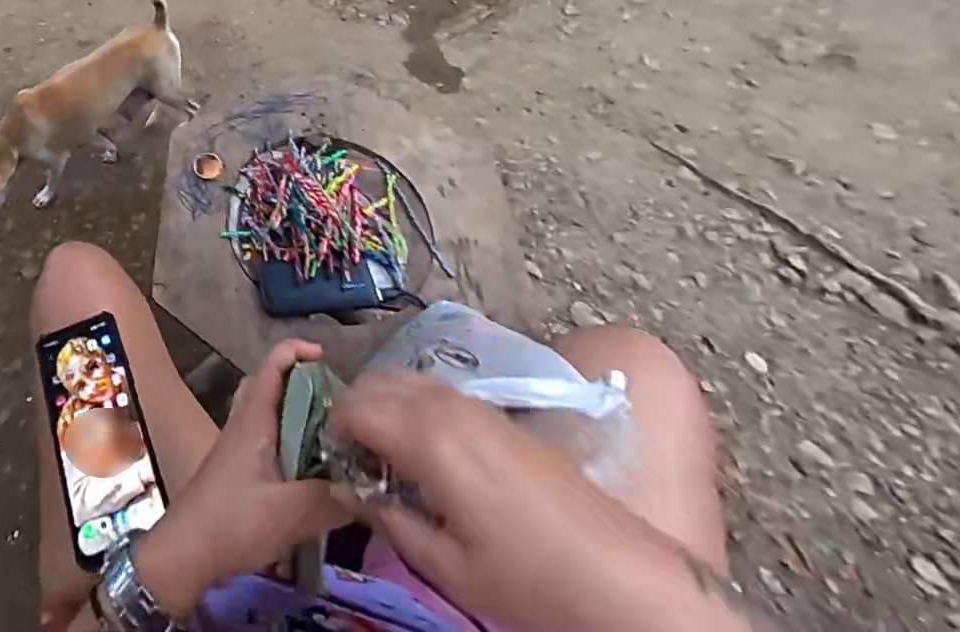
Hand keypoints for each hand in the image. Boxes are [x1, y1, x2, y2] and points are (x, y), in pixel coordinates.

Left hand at [132, 340, 348, 619]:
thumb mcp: (288, 513)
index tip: (326, 357)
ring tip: (331, 430)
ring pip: (269, 410)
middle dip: (301, 380)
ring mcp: (239, 442)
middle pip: (270, 382)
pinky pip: (269, 434)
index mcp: (254, 418)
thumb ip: (330, 499)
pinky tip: (311, 464)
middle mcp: (245, 421)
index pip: (272, 365)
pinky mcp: (240, 464)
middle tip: (336, 399)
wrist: (187, 549)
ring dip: (297, 411)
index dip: (296, 351)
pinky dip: (291, 436)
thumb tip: (367, 489)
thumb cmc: (233, 520)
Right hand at [329, 372, 750, 631]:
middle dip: (353, 409)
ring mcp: (475, 404)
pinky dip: (411, 403)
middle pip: (376, 381)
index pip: (354, 406)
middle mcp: (446, 404)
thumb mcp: (448, 565)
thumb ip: (387, 517)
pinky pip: (434, 390)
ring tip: (384, 451)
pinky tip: (423, 448)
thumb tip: (344, 488)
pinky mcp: (498, 414)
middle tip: (353, 456)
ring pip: (406, 378)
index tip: (332, 460)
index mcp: (427, 436)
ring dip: (382, 402)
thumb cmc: (529, 579)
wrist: (628, 581)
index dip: (332, 428)